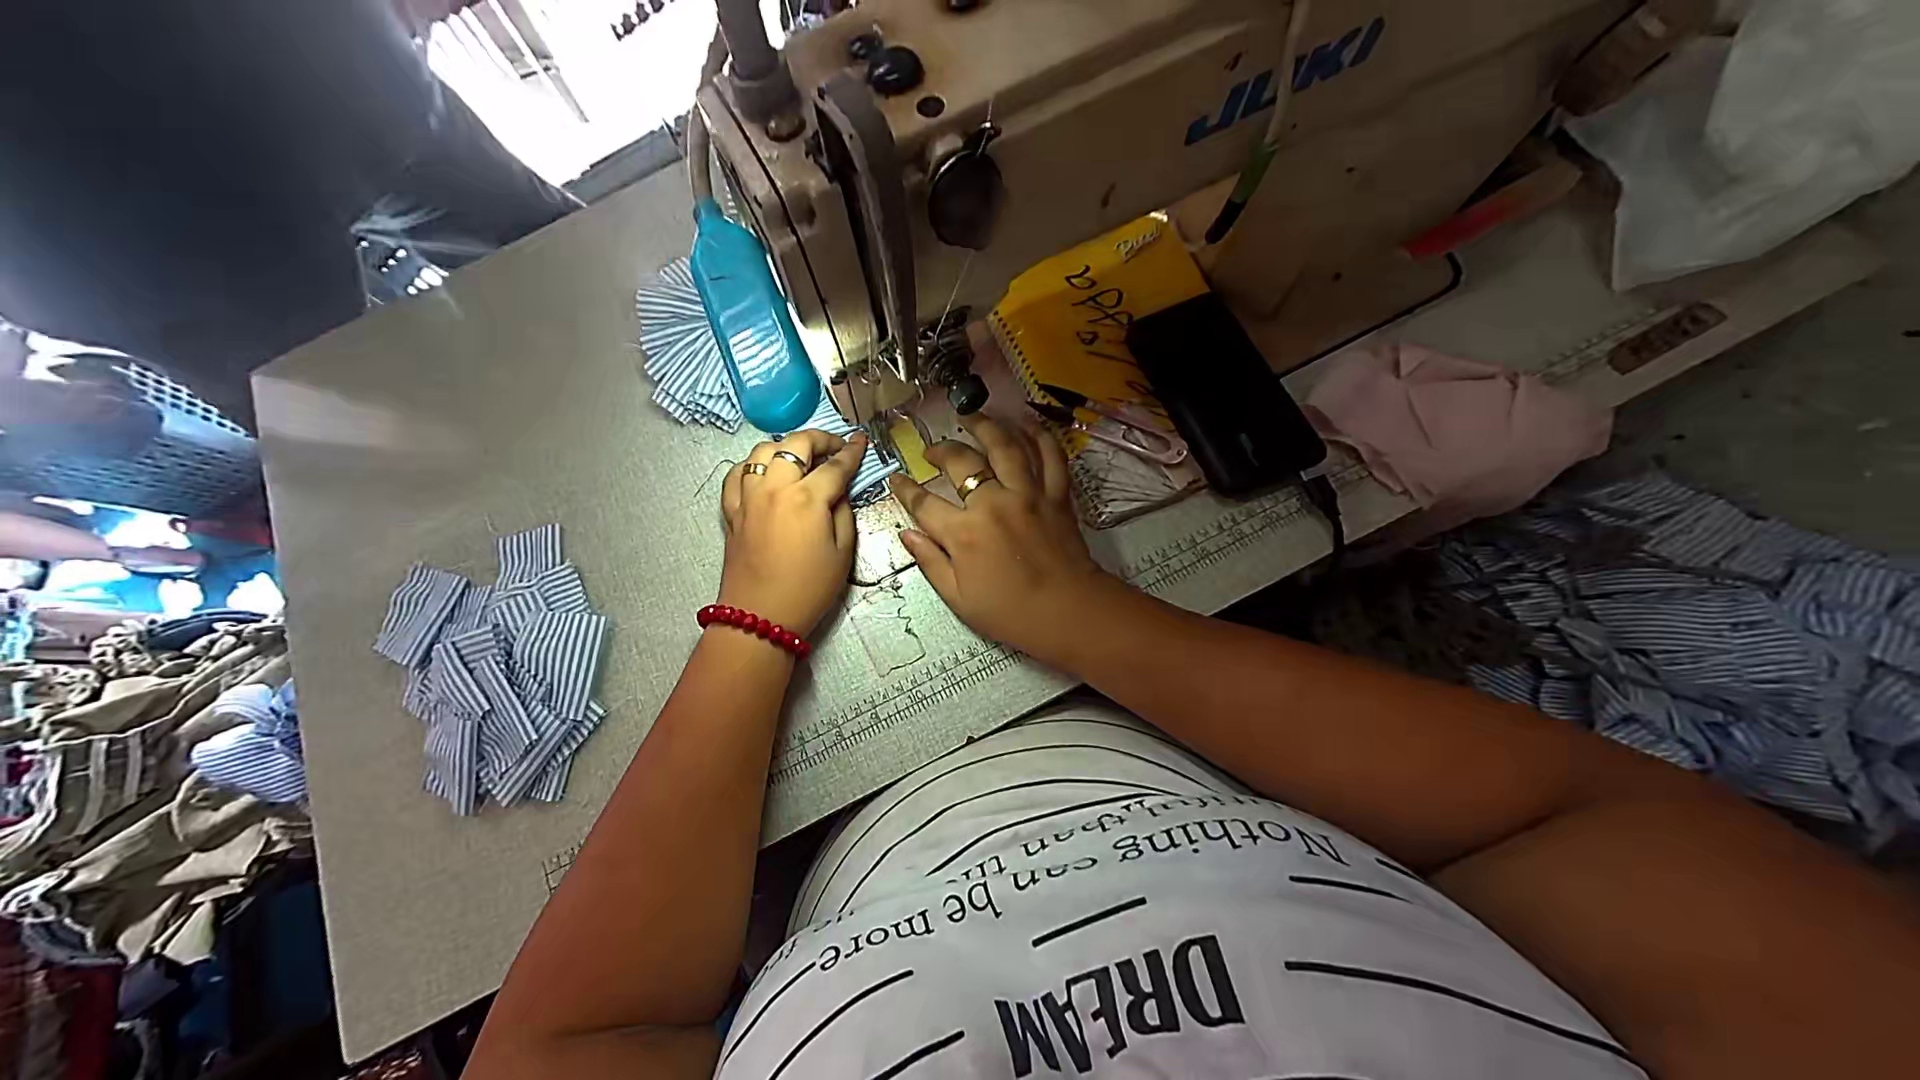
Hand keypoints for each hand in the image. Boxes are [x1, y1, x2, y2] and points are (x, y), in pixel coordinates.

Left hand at [718, 430, 866, 635]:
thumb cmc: (809, 590)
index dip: (852, 452)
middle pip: (795, 444)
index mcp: (806, 498)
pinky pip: (737, 474)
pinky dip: (752, 465)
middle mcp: (774, 488)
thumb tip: (839, 493)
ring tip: (800, 457)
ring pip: (762, 452)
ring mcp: (748, 497)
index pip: (834, 465)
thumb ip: (844, 514)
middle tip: (835, 446)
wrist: (761, 617)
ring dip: (785, 447)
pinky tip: (764, 472)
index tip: (861, 441)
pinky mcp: (732, 511)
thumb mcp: (843, 553)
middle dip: (819, 438)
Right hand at [888, 415, 1122, 664]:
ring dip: (986, 426)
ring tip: (972, 417)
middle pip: (961, 462)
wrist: (1068, 613)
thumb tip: (907, 535)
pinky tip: (1027, 423)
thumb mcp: (958, 598)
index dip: (905, 489)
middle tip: (932, 450)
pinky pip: (1050, 456)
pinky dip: (1039, 436)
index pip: (924, 503)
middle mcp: (994, 503)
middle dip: (941, 450)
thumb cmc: (1010, 612)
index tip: (896, 479)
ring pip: (1005, 446)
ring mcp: (1028, 494)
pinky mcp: (1057, 495)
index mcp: (964, 533)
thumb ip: (931, 562)